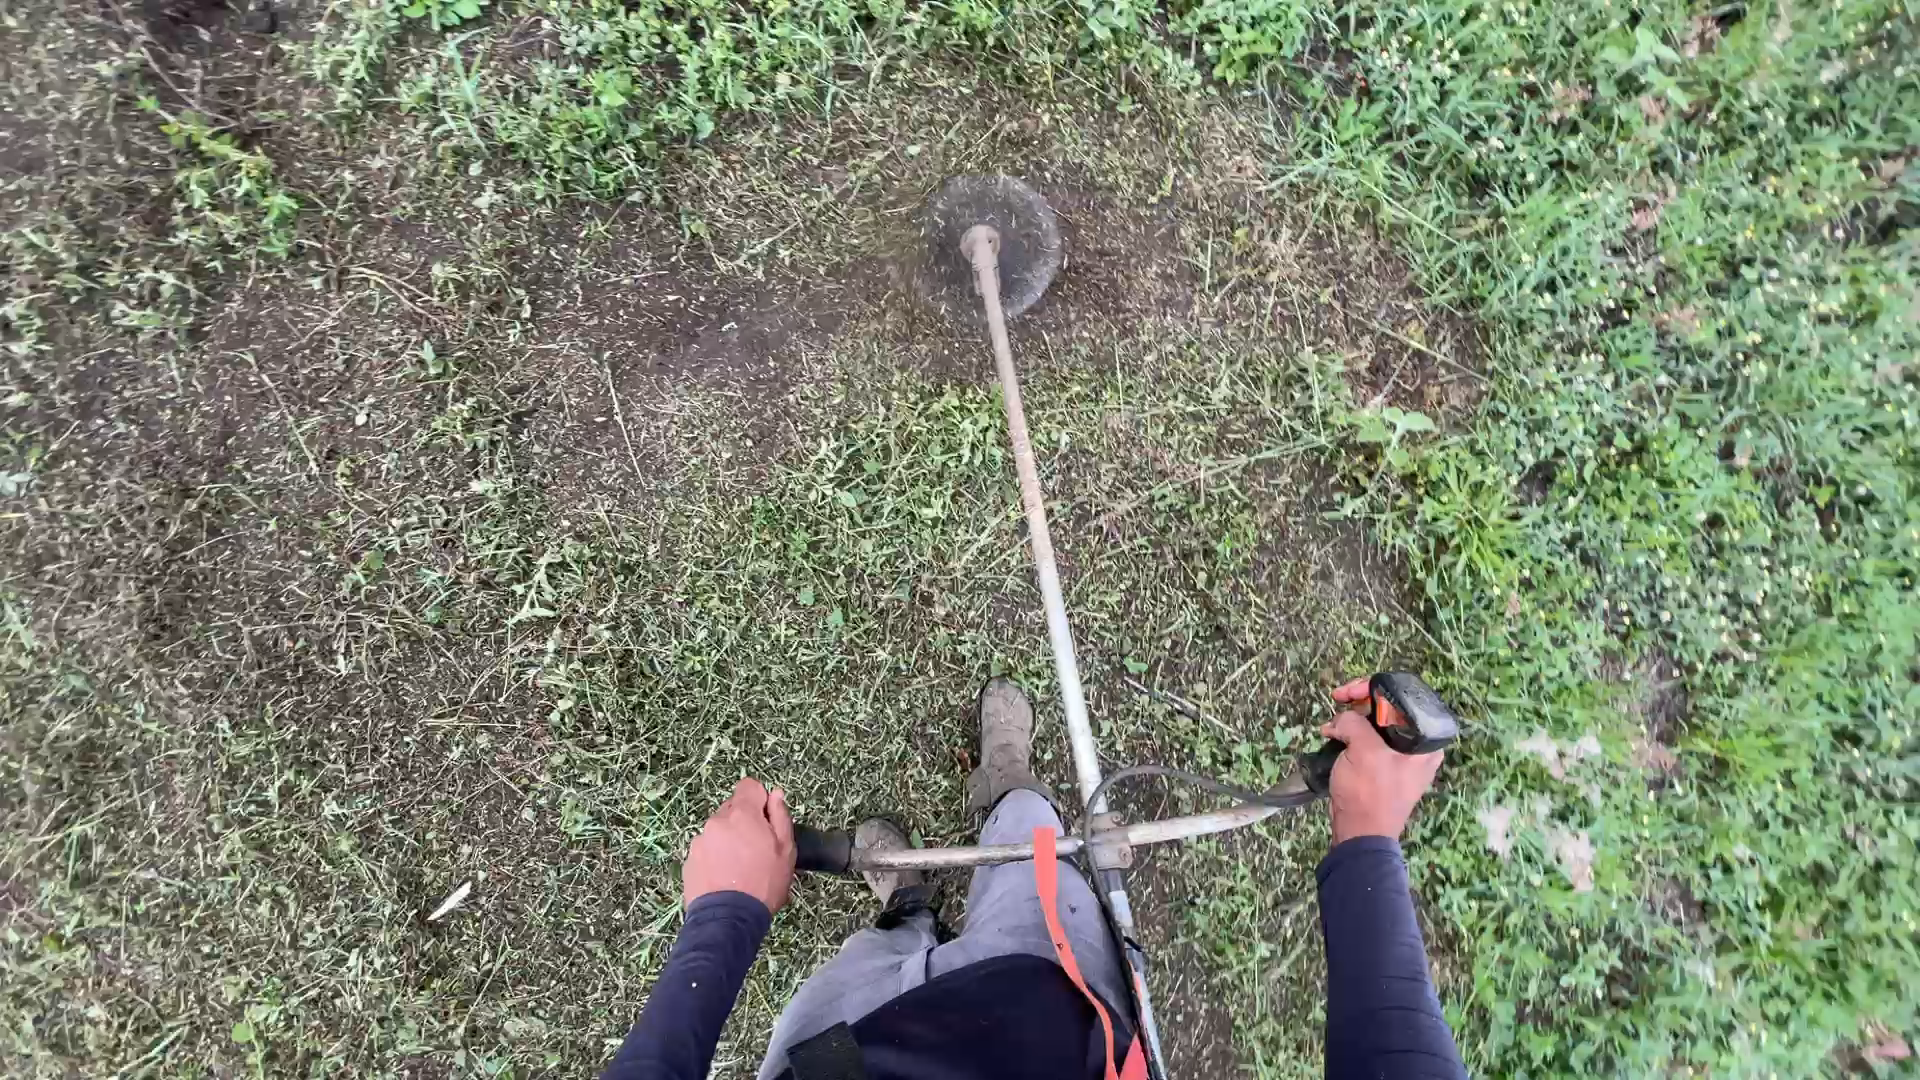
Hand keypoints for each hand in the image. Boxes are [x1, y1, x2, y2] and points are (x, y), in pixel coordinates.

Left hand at [682, 778, 795, 913]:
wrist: (728, 921)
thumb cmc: (763, 883)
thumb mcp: (786, 849)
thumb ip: (780, 816)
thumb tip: (775, 795)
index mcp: (742, 814)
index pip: (748, 786)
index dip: (759, 799)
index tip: (765, 819)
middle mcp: (717, 821)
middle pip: (733, 809)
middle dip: (744, 822)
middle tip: (755, 849)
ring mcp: (700, 841)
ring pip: (719, 830)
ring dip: (728, 840)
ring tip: (738, 868)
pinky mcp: (689, 861)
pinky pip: (706, 849)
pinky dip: (715, 857)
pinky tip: (724, 877)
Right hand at [1320, 677, 1443, 844]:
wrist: (1360, 831)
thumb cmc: (1370, 791)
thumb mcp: (1364, 750)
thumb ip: (1354, 723)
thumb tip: (1341, 721)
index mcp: (1426, 740)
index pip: (1402, 698)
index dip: (1372, 688)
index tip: (1347, 693)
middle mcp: (1417, 745)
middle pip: (1387, 707)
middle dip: (1358, 702)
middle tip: (1337, 699)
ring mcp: (1399, 755)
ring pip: (1374, 722)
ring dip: (1350, 718)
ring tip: (1331, 726)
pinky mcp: (1381, 764)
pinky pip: (1366, 738)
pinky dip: (1349, 732)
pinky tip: (1332, 735)